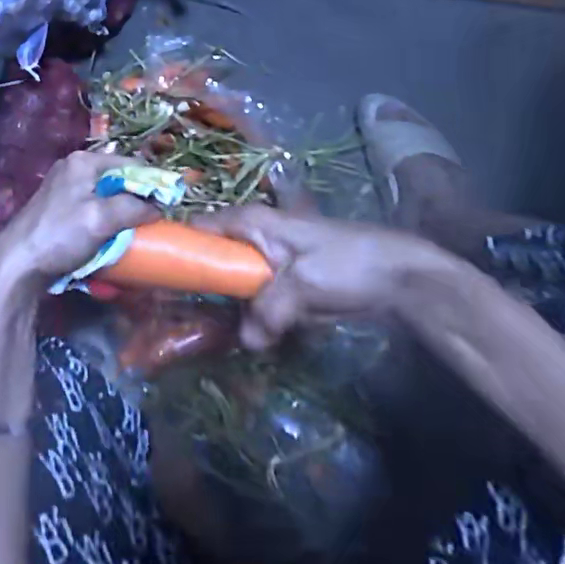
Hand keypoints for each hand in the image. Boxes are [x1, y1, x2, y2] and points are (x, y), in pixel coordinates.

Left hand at [0, 151, 158, 292]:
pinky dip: (106, 220)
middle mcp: (73, 168)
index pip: (131, 164)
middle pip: (119, 179)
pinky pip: (93, 208)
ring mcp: (64, 187)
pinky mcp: (60, 207)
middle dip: (137, 199)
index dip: (153, 183)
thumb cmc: (61, 234)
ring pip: (107, 196)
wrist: (18, 262)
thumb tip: (157, 206)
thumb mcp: (102, 219)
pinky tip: (112, 237)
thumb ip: (133, 207)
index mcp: (83, 161)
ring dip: (122, 213)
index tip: (171, 205)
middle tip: (154, 222)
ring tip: (136, 232)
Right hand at [200, 204, 447, 349]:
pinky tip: (246, 335)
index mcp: (251, 222)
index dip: (176, 248)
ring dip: (226, 307)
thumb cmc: (351, 263)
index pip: (198, 228)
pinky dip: (251, 316)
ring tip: (204, 330)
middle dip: (199, 286)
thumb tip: (246, 342)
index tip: (158, 276)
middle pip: (212, 258)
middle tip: (177, 313)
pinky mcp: (285, 285)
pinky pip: (255, 300)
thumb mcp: (304, 284)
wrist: (406, 279)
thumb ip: (269, 310)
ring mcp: (269, 262)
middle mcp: (253, 237)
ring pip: (232, 283)